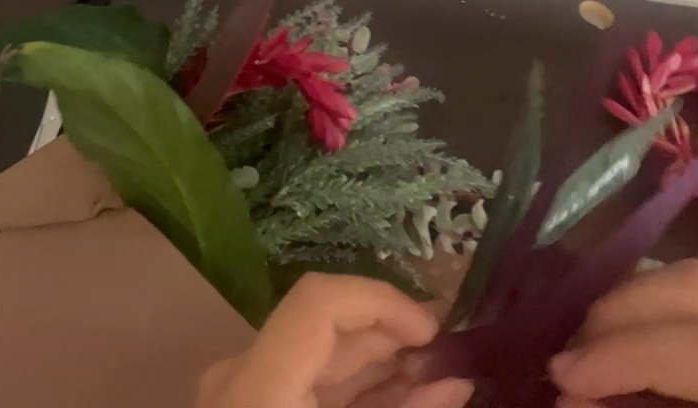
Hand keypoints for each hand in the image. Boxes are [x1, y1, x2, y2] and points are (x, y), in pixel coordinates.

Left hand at [198, 273, 474, 407]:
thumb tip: (455, 380)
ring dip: (384, 364)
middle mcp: (242, 373)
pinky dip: (360, 391)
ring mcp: (244, 390)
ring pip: (322, 358)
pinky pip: (313, 386)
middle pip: (325, 328)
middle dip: (394, 335)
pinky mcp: (254, 407)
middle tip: (454, 353)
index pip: (319, 301)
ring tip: (442, 373)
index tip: (434, 331)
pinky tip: (409, 395)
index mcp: (256, 384)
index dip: (381, 300)